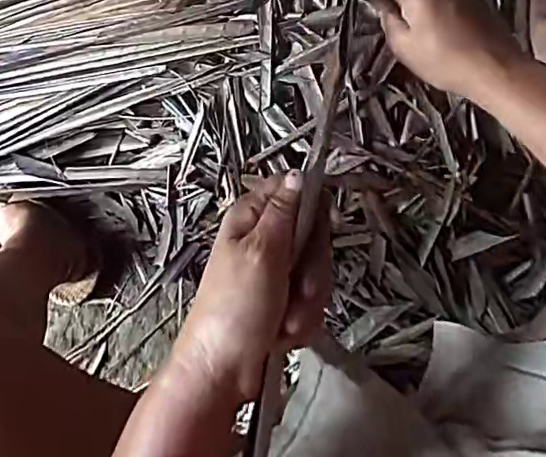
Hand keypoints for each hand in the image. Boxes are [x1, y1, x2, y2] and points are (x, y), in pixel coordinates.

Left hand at [173, 171, 331, 403]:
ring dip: (306, 299)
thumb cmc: (230, 311)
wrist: (223, 372)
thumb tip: (297, 175)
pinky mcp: (284, 299)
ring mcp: (275, 271)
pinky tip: (283, 328)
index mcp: (252, 217)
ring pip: (316, 270)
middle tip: (295, 283)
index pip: (292, 189)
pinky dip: (303, 318)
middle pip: (312, 234)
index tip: (322, 225)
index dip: (313, 205)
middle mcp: (264, 239)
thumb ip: (284, 212)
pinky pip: (312, 300)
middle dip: (311, 266)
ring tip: (284, 313)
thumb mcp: (261, 252)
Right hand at [369, 0, 524, 95]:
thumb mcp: (402, 46)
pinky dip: (446, 13)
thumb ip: (386, 19)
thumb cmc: (450, 62)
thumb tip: (381, 5)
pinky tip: (450, 37)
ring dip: (427, 8)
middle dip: (405, 2)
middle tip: (406, 30)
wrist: (496, 71)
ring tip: (432, 38)